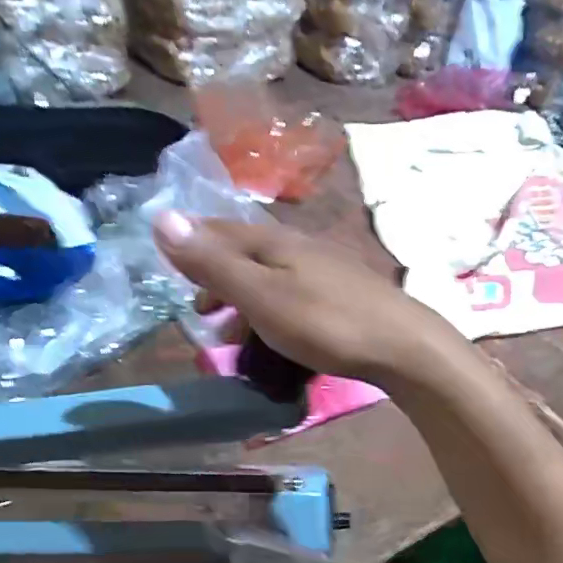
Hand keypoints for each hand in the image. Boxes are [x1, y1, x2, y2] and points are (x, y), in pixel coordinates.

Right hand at [153, 211, 460, 384]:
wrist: (401, 346)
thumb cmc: (325, 322)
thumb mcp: (260, 296)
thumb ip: (214, 263)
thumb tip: (161, 217)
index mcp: (276, 241)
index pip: (222, 230)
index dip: (193, 245)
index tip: (172, 268)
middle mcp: (301, 247)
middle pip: (248, 255)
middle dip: (219, 280)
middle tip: (202, 313)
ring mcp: (327, 270)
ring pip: (272, 279)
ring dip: (246, 303)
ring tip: (233, 336)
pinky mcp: (346, 296)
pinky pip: (295, 298)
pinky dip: (273, 314)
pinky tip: (278, 338)